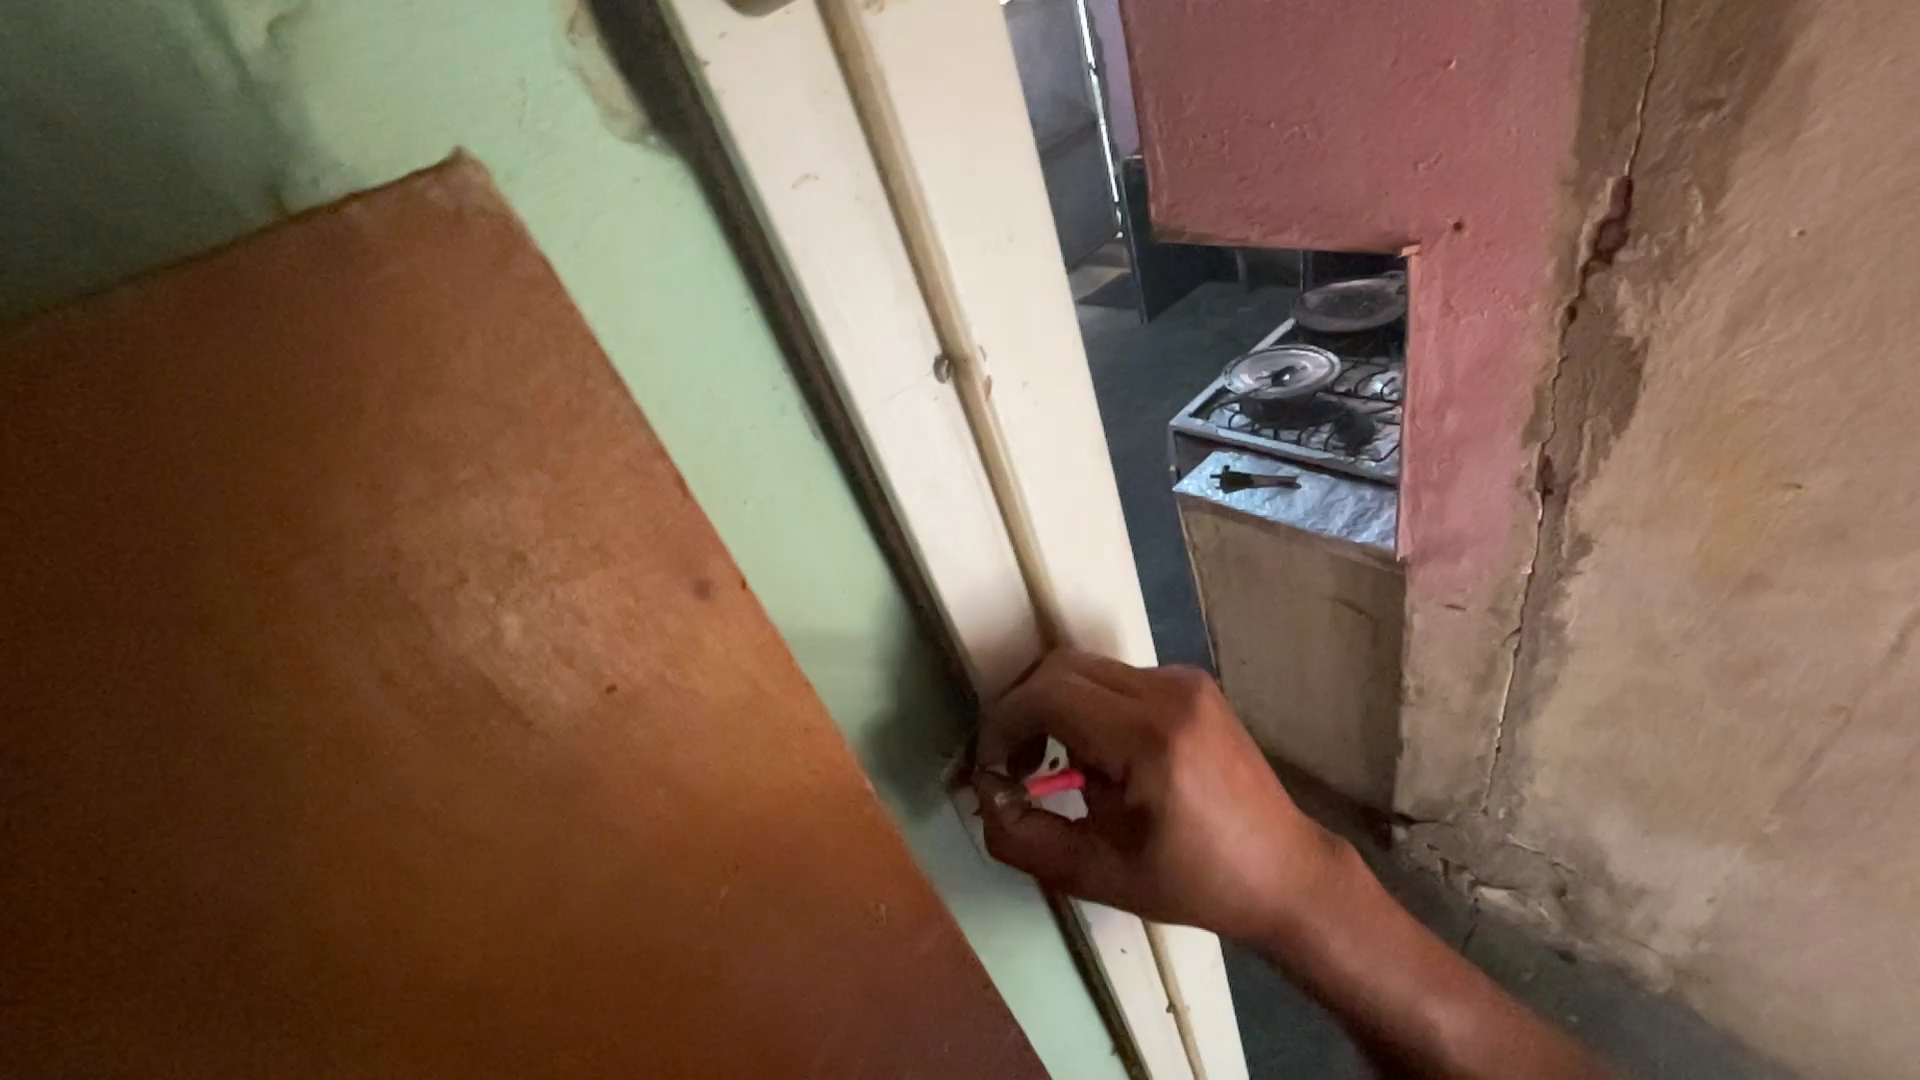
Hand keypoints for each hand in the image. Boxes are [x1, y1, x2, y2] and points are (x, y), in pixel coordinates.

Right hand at [971, 648, 1347, 942]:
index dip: (1002, 724)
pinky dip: (1085, 706)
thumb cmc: (1193, 882)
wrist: (1283, 871)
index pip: (1049, 695)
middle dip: (1020, 710)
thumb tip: (983, 793)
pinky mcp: (1189, 681)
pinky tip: (1096, 754)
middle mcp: (1169, 690)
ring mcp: (1184, 679)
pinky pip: (1114, 678)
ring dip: (1051, 706)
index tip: (991, 768)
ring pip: (1085, 668)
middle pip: (1061, 667)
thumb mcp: (1097, 874)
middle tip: (1012, 762)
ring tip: (1053, 763)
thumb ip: (1023, 837)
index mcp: (1151, 738)